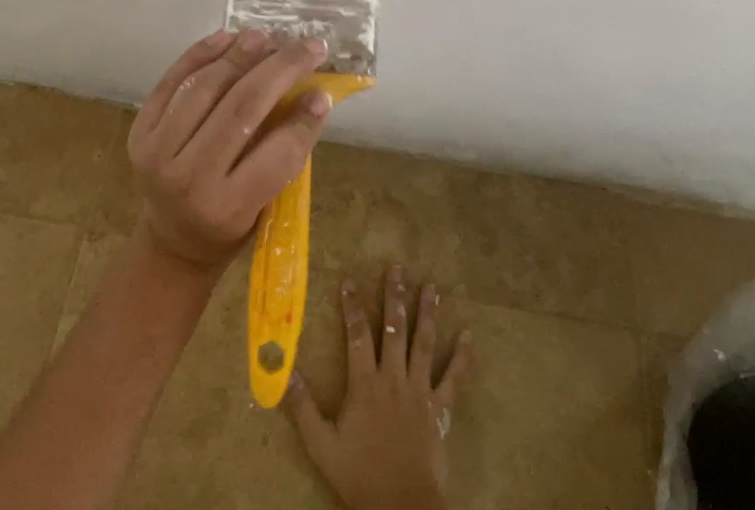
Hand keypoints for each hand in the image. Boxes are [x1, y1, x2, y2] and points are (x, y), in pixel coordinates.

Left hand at [127, 28, 332, 269]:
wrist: (172, 238)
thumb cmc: (231, 225)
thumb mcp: (265, 204)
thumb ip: (286, 155)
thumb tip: (315, 97)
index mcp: (228, 207)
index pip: (276, 154)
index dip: (304, 121)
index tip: (325, 91)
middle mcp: (189, 179)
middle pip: (240, 110)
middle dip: (280, 71)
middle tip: (308, 47)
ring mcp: (158, 153)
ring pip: (205, 89)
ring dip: (239, 56)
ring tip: (267, 36)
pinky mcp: (139, 132)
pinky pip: (172, 82)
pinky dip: (200, 55)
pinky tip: (228, 38)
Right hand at [285, 267, 473, 509]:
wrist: (402, 504)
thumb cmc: (359, 474)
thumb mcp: (321, 444)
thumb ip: (303, 407)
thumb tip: (286, 371)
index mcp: (364, 385)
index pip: (357, 336)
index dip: (352, 307)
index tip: (349, 281)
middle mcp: (393, 379)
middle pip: (394, 329)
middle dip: (394, 297)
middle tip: (398, 269)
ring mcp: (420, 392)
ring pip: (424, 344)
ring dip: (427, 314)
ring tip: (432, 287)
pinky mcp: (440, 409)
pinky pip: (454, 378)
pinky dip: (462, 357)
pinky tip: (468, 335)